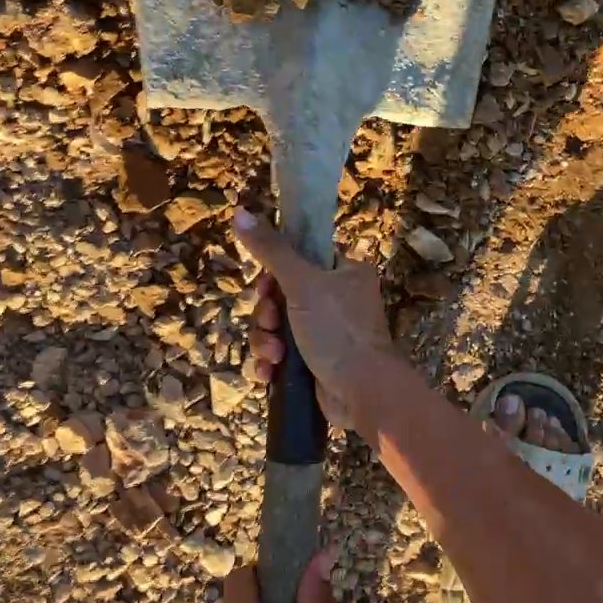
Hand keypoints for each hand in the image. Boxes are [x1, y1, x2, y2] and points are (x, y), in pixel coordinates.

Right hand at [232, 207, 395, 429]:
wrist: (362, 392)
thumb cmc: (338, 329)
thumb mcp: (303, 283)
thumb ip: (271, 250)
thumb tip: (240, 211)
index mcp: (344, 273)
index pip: (300, 259)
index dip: (275, 273)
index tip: (266, 286)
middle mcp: (337, 300)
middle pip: (281, 295)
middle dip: (267, 314)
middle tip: (272, 323)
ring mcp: (326, 334)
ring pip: (276, 327)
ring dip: (266, 340)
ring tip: (275, 354)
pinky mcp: (315, 363)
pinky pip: (280, 354)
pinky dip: (272, 362)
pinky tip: (271, 372)